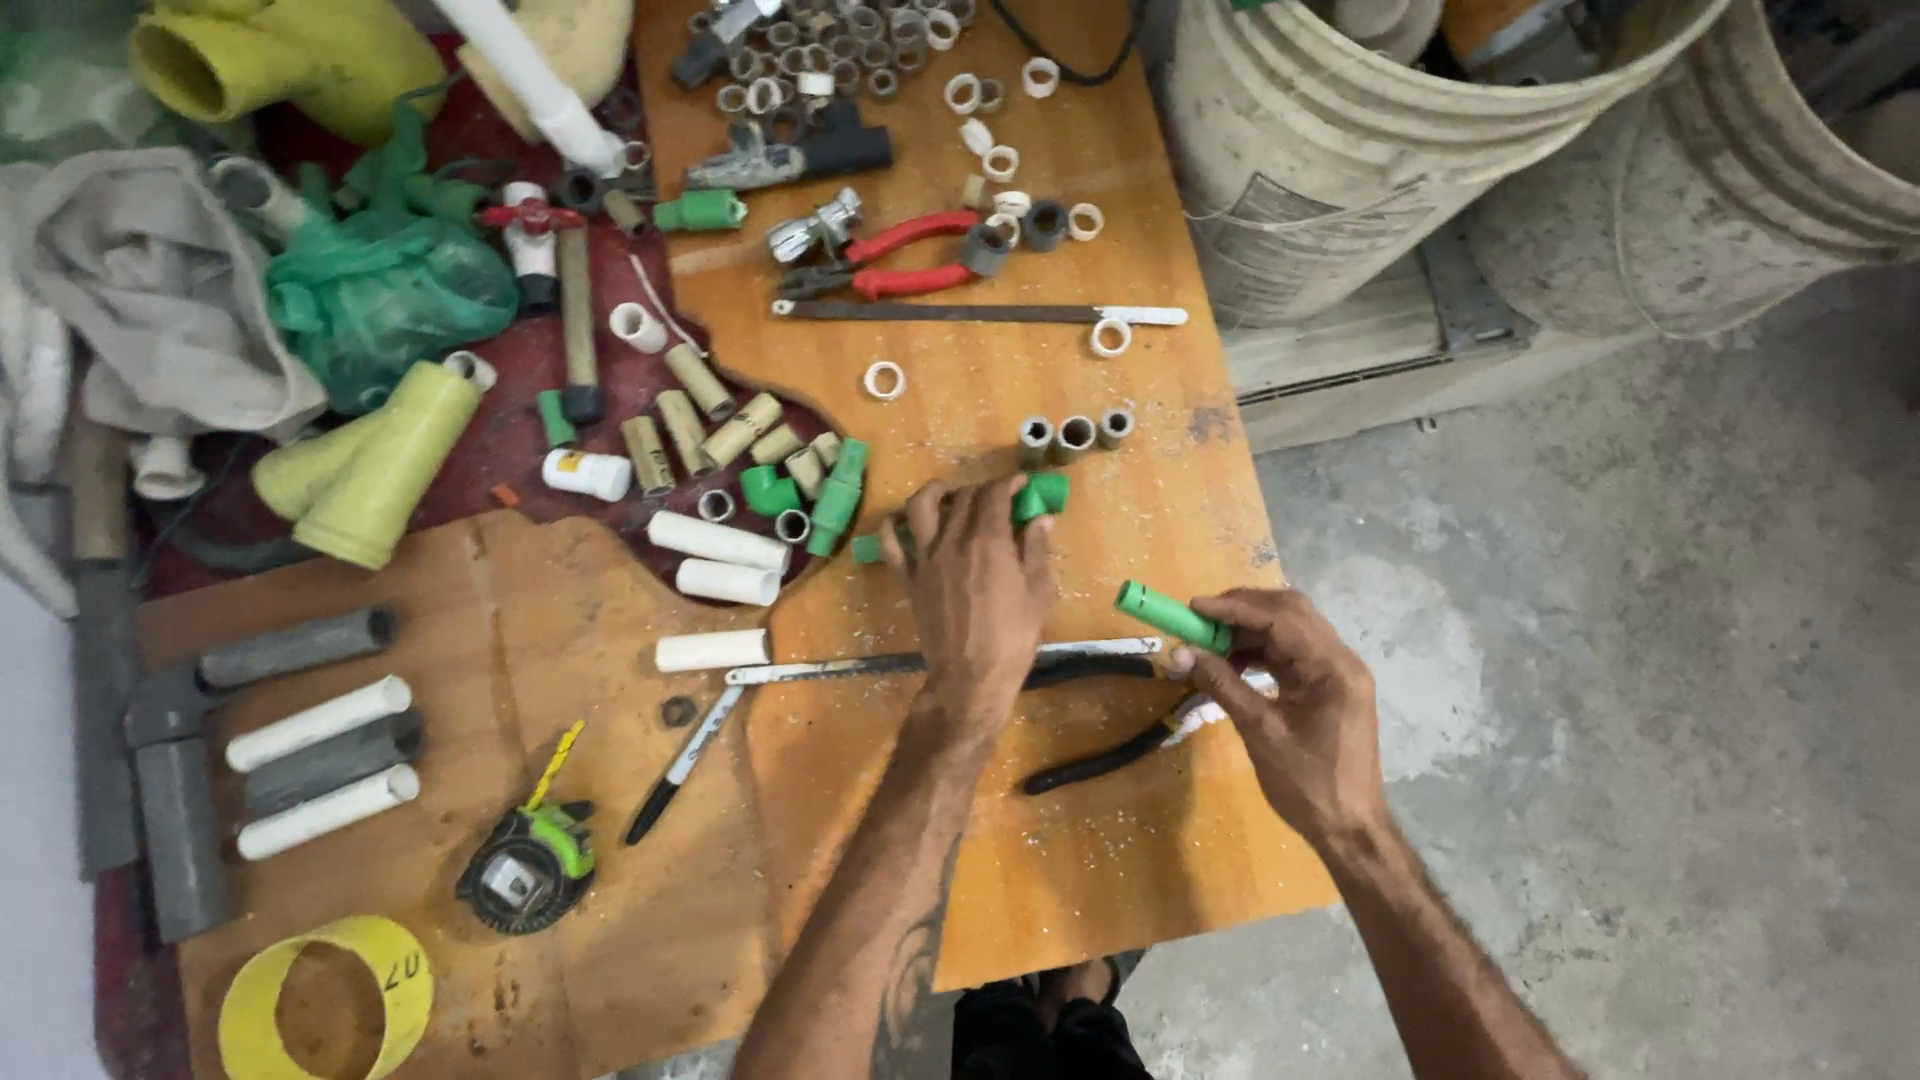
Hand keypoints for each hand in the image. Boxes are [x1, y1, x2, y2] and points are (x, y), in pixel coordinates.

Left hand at [880, 475, 1054, 739]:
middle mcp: (953, 541)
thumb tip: (1041, 518)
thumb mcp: (1038, 593)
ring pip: (920, 506)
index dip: (1008, 483)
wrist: (971, 677)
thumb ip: (1036, 550)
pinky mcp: (908, 579)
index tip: (1019, 485)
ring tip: (948, 494)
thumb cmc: (1013, 638)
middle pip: (963, 497)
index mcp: (988, 542)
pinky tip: (902, 520)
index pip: (994, 494)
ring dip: (934, 492)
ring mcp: (925, 559)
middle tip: (995, 500)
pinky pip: (890, 544)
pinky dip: (892, 526)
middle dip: (981, 490)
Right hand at [1169, 588, 1387, 851]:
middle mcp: (1340, 660)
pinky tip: (1230, 663)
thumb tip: (1181, 653)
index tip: (1193, 608)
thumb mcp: (1260, 731)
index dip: (1234, 608)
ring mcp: (1334, 673)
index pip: (1281, 618)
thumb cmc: (1308, 784)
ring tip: (1208, 643)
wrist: (1349, 829)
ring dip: (1246, 631)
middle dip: (1241, 610)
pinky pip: (1288, 653)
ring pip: (1288, 630)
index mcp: (1333, 668)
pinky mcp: (1324, 687)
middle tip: (1200, 619)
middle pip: (1289, 613)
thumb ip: (1222, 684)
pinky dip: (1257, 651)